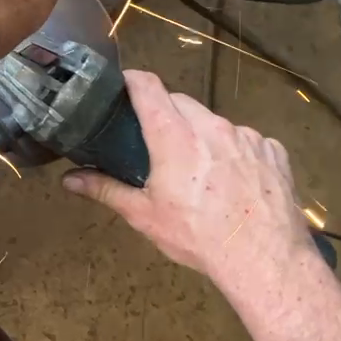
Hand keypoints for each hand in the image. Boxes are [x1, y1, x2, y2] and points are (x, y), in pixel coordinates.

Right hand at [63, 71, 313, 280]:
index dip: (132, 80)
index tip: (121, 86)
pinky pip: (246, 140)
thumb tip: (68, 180)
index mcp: (174, 135)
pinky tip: (234, 180)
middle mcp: (211, 126)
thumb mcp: (144, 215)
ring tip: (198, 167)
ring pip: (214, 122)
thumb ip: (105, 189)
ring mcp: (247, 136)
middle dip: (165, 112)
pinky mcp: (273, 150)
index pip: (148, 87)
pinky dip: (234, 151)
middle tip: (155, 140)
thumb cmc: (197, 236)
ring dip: (201, 133)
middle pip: (181, 101)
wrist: (264, 260)